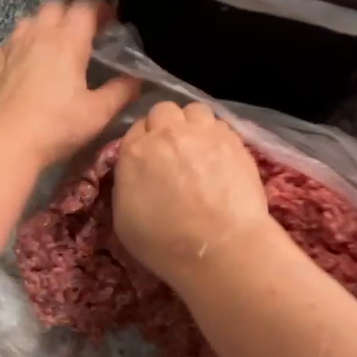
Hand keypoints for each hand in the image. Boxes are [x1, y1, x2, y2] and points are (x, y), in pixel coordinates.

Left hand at [0, 0, 140, 167]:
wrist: (3, 145)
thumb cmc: (55, 128)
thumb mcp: (97, 114)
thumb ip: (120, 92)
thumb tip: (137, 79)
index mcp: (67, 42)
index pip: (85, 8)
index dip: (100, 10)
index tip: (109, 23)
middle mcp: (37, 36)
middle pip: (54, 7)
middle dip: (70, 14)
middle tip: (81, 35)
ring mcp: (10, 50)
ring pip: (27, 22)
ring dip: (41, 26)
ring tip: (50, 46)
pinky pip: (4, 46)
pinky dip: (14, 48)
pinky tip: (19, 63)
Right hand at [113, 101, 277, 287]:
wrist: (218, 246)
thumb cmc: (163, 243)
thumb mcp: (123, 219)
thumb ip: (126, 184)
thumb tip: (135, 174)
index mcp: (134, 152)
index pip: (134, 130)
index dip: (142, 144)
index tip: (148, 160)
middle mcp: (167, 133)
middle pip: (163, 111)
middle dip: (165, 126)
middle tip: (171, 150)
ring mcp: (204, 133)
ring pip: (194, 111)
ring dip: (192, 125)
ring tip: (197, 148)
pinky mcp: (234, 140)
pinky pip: (220, 125)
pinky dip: (215, 136)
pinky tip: (218, 158)